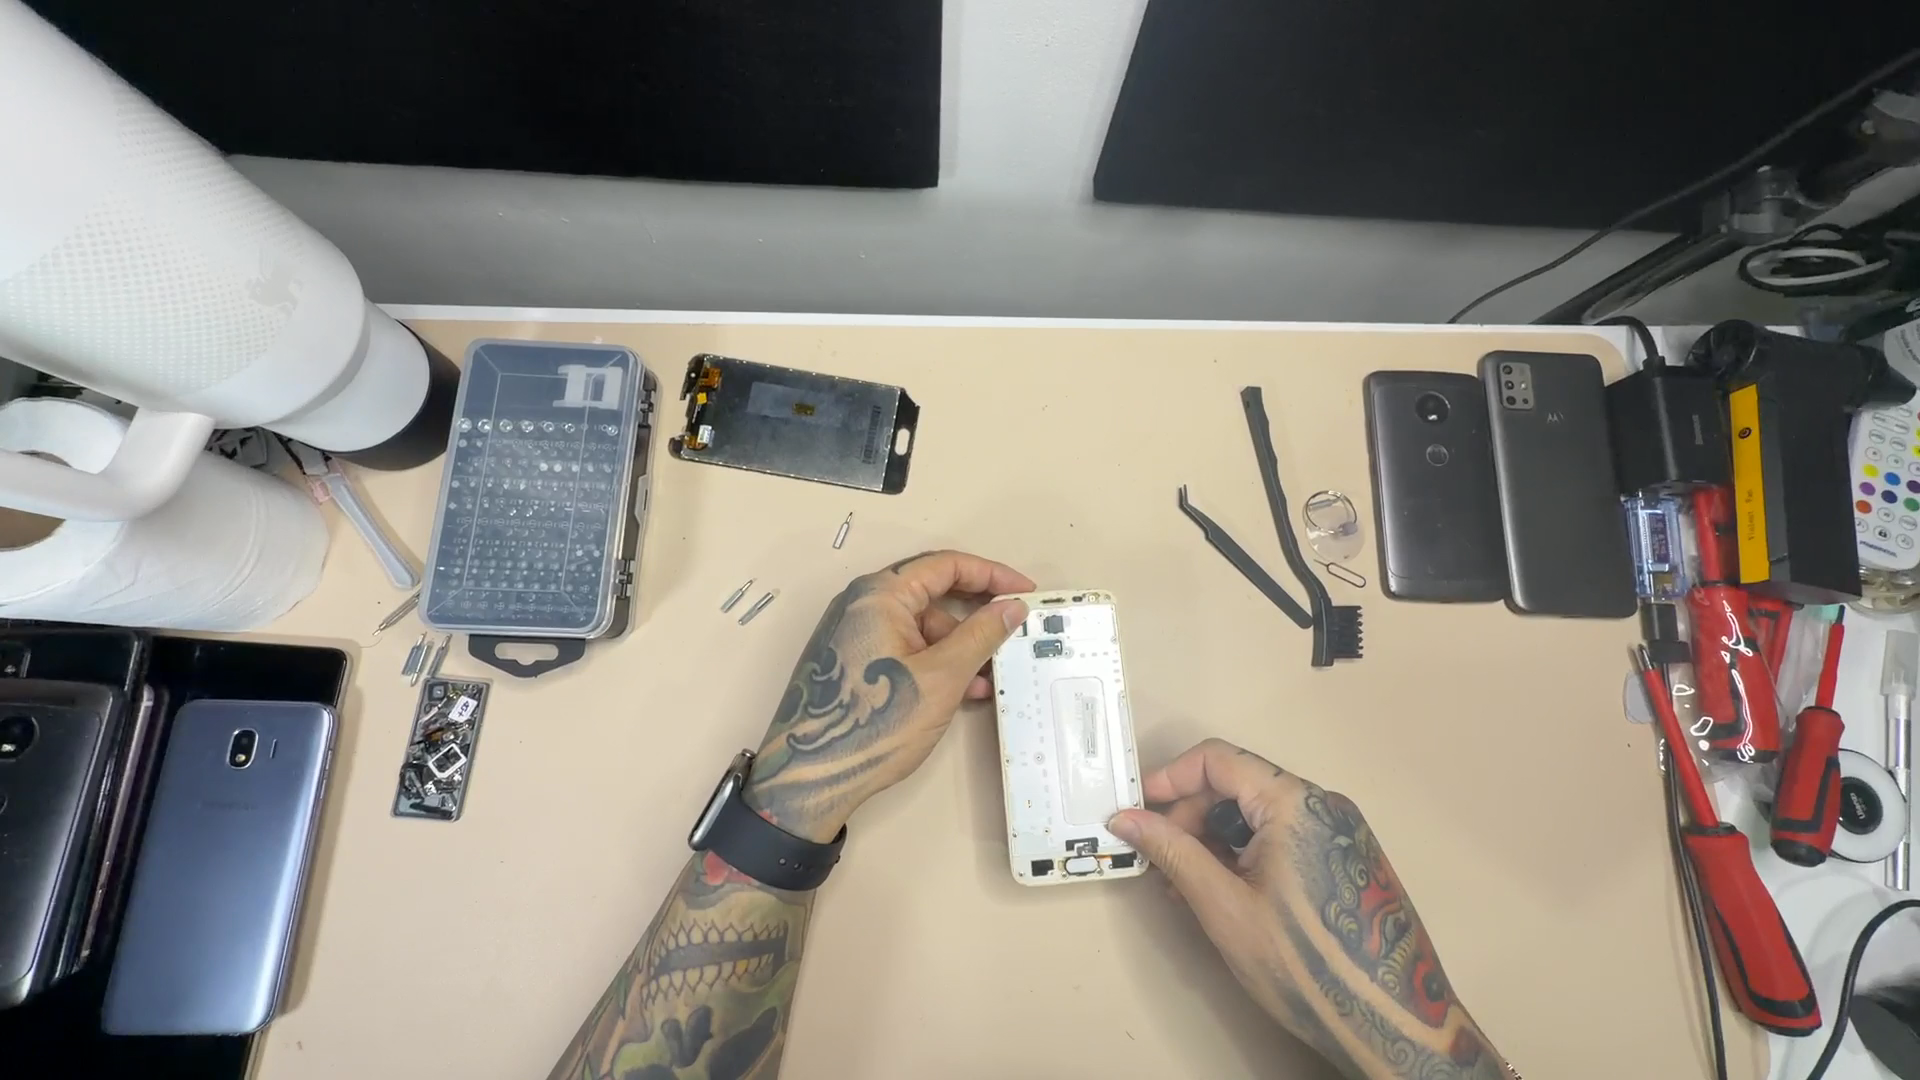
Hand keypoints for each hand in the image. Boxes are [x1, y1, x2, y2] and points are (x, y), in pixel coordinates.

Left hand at [741, 551, 1032, 843]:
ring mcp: (856, 633)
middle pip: (933, 594)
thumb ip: (981, 636)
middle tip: (1011, 633)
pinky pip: (905, 648)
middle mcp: (864, 604)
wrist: (810, 779)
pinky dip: (935, 663)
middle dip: (976, 616)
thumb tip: (1012, 606)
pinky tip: (961, 691)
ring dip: (958, 647)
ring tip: (989, 678)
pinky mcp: (853, 661)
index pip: (946, 565)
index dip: (991, 574)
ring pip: (921, 626)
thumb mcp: (941, 677)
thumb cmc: (876, 722)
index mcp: (880, 594)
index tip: (1024, 592)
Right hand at [1109, 739, 1507, 1079]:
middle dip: (1189, 817)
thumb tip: (1123, 818)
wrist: (1400, 1034)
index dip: (1169, 778)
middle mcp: (1321, 805)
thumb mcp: (1224, 907)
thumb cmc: (1306, 965)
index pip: (1216, 759)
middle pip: (1235, 785)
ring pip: (1255, 813)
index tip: (1137, 811)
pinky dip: (1243, 853)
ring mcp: (1338, 832)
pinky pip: (1279, 836)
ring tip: (1186, 886)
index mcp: (1295, 802)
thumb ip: (1171, 852)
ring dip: (1213, 839)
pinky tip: (1224, 893)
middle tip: (1161, 862)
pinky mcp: (1345, 859)